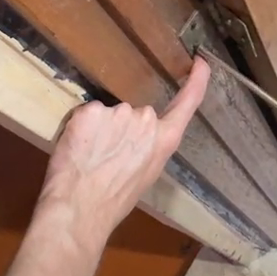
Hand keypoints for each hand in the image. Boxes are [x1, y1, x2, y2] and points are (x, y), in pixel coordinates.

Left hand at [35, 57, 209, 253]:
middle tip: (105, 159)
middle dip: (120, 129)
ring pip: (106, 114)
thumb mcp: (145, 177)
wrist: (79, 213)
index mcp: (164, 139)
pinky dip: (79, 130)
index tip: (200, 62)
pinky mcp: (91, 110)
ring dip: (98, 130)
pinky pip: (85, 115)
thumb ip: (147, 147)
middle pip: (132, 114)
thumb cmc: (112, 204)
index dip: (195, 81)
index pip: (186, 104)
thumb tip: (135, 139)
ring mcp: (119, 112)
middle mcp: (146, 119)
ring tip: (89, 160)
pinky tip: (76, 151)